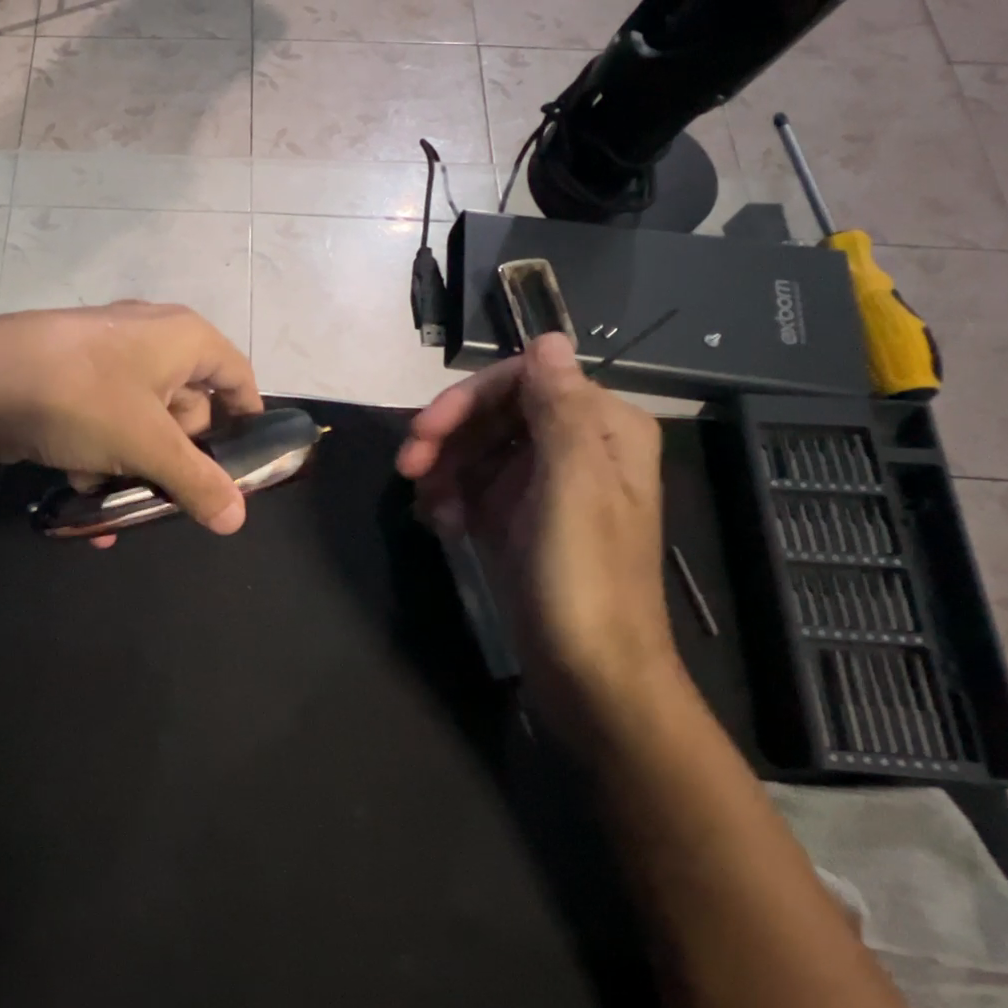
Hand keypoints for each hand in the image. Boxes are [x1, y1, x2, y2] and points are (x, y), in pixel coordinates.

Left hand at [0, 302, 264, 540]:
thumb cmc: (81, 399)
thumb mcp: (146, 445)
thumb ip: (195, 482)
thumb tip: (237, 520)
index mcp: (181, 337)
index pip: (236, 376)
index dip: (246, 421)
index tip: (247, 468)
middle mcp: (147, 340)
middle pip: (186, 409)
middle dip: (178, 461)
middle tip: (174, 502)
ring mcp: (101, 362)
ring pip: (138, 425)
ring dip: (132, 471)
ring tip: (119, 513)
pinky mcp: (65, 384)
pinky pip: (99, 427)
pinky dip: (97, 461)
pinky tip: (82, 497)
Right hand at [396, 333, 679, 721]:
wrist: (589, 670)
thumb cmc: (584, 576)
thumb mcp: (572, 485)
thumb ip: (559, 408)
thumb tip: (548, 337)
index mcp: (601, 430)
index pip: (525, 380)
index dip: (469, 398)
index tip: (423, 432)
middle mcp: (575, 450)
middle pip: (496, 415)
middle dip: (448, 436)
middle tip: (406, 469)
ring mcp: (543, 490)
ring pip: (478, 453)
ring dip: (444, 472)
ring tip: (429, 510)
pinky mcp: (516, 524)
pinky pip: (473, 491)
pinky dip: (451, 501)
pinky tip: (442, 527)